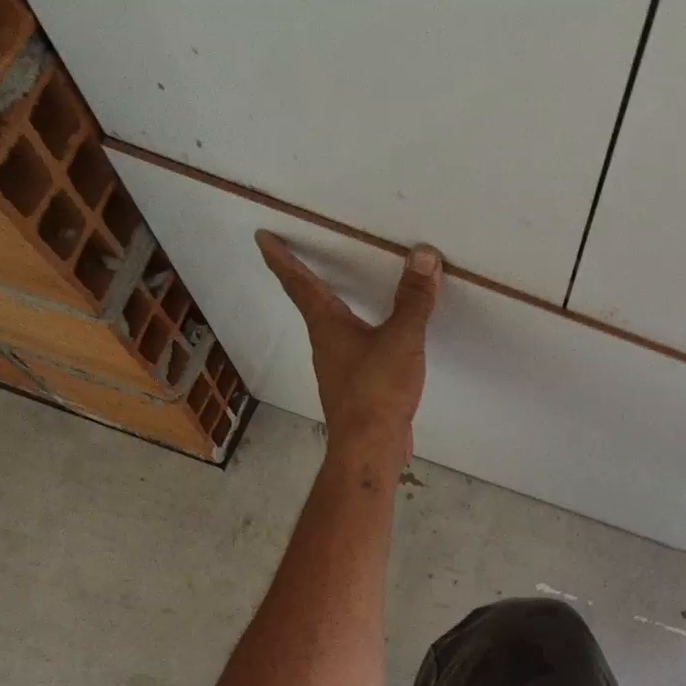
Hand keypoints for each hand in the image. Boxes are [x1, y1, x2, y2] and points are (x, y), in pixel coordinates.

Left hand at [255, 231, 442, 470]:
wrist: (370, 447)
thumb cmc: (377, 389)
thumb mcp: (402, 339)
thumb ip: (413, 299)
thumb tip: (423, 256)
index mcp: (328, 326)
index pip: (299, 283)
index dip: (282, 259)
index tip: (263, 238)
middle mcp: (326, 346)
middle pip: (312, 307)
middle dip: (305, 283)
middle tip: (297, 261)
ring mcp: (338, 372)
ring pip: (333, 334)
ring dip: (335, 315)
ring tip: (343, 300)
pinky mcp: (354, 393)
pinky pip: (355, 357)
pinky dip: (360, 342)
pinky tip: (377, 349)